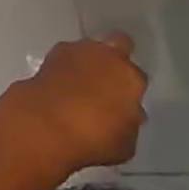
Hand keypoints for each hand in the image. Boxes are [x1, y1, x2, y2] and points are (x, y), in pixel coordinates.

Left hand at [2, 32, 148, 172]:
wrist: (50, 123)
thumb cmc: (94, 140)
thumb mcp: (125, 145)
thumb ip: (130, 124)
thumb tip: (128, 114)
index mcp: (131, 78)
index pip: (139, 78)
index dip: (132, 90)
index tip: (125, 103)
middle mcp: (110, 55)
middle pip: (121, 44)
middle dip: (117, 58)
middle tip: (109, 80)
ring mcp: (83, 49)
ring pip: (93, 47)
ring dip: (91, 60)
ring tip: (82, 84)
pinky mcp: (59, 49)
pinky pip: (70, 53)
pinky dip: (69, 64)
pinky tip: (64, 82)